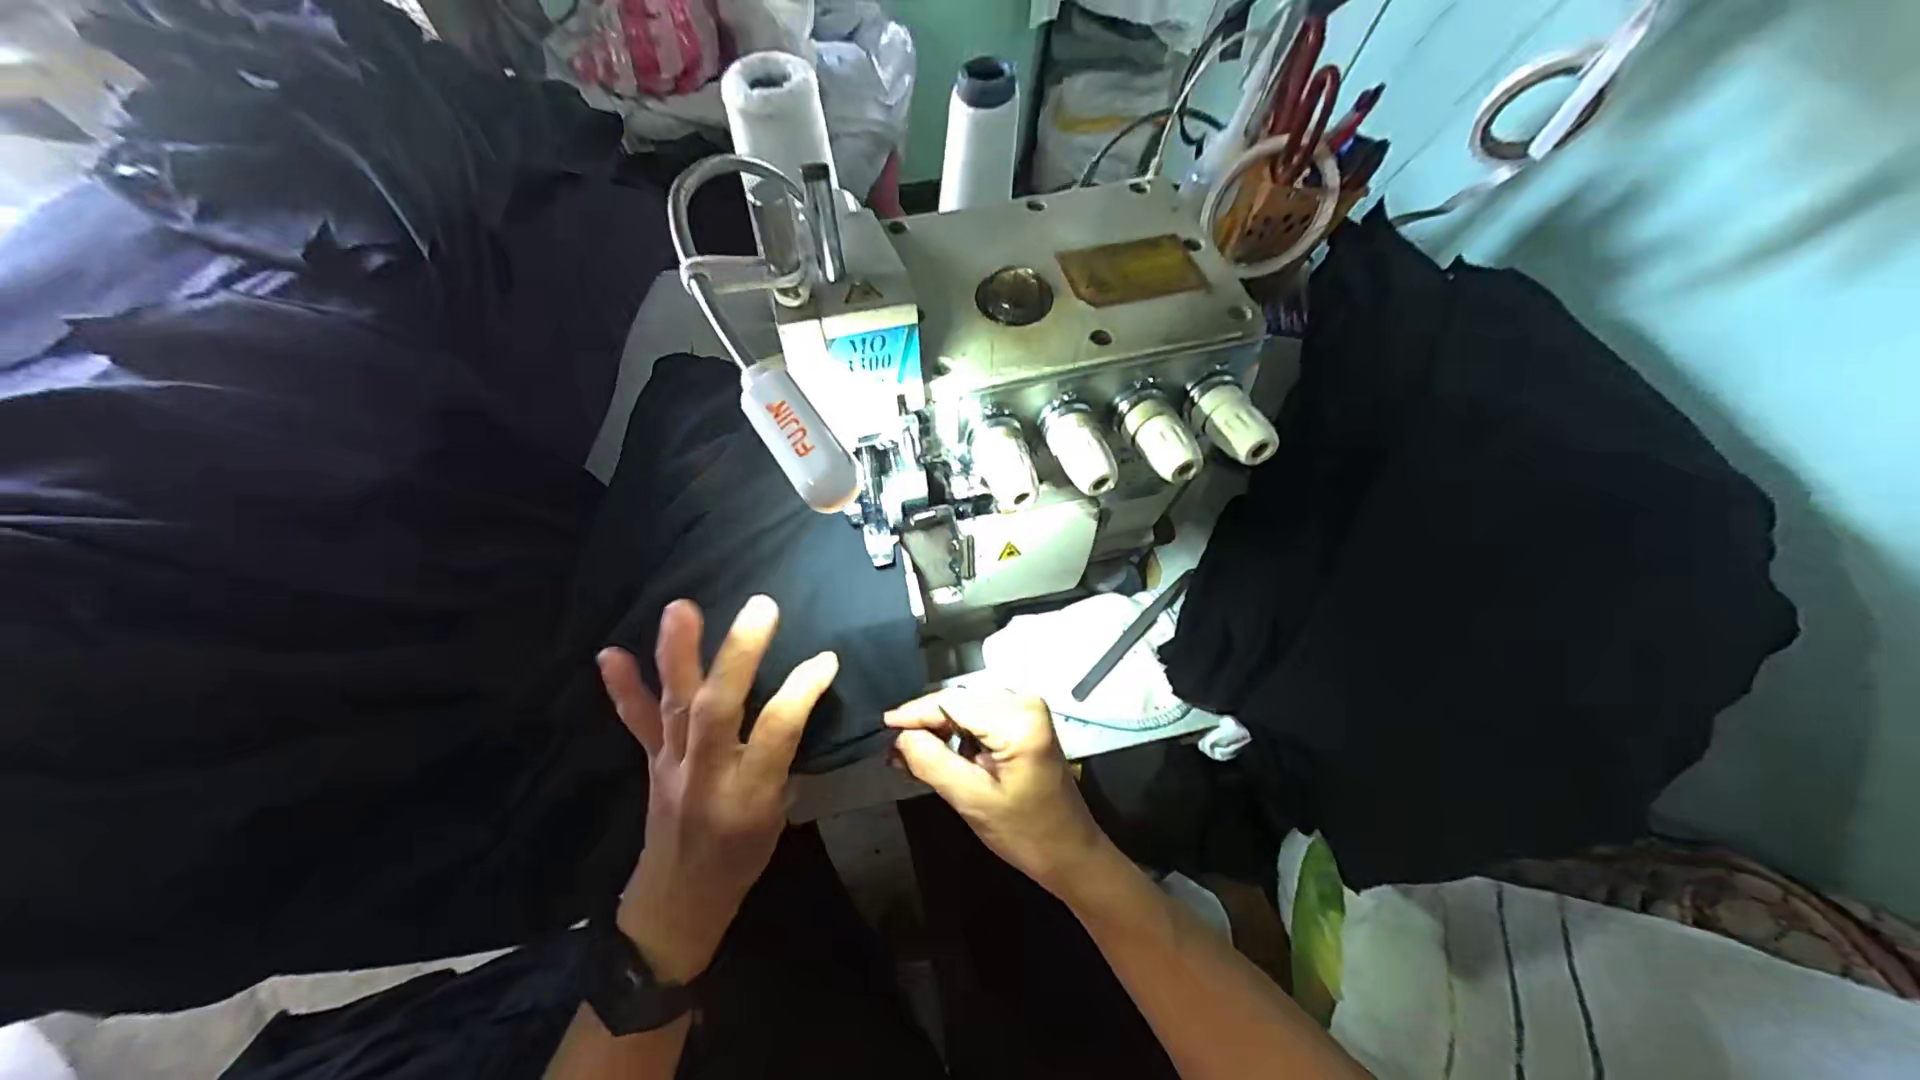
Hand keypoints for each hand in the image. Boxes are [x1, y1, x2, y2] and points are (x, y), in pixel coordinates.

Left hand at [597, 596, 837, 982]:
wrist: (675, 905)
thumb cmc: (740, 863)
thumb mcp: (778, 820)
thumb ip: (784, 762)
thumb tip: (797, 707)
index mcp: (749, 796)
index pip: (777, 733)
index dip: (802, 691)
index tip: (827, 658)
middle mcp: (706, 776)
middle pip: (718, 710)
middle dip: (738, 657)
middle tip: (761, 608)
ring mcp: (672, 767)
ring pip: (674, 706)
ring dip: (677, 654)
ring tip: (680, 607)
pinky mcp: (651, 763)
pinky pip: (636, 724)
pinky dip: (623, 688)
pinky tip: (609, 654)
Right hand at [886, 689, 1115, 897]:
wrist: (1071, 851)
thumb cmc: (1026, 833)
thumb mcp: (972, 800)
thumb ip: (932, 763)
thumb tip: (900, 736)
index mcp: (1018, 720)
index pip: (952, 702)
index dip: (915, 713)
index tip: (883, 726)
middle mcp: (1025, 703)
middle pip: (959, 700)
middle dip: (925, 723)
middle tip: (893, 751)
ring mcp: (1027, 710)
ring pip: (966, 707)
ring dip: (938, 729)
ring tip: (908, 756)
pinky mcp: (1025, 720)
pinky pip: (980, 716)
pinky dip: (956, 733)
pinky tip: (935, 753)